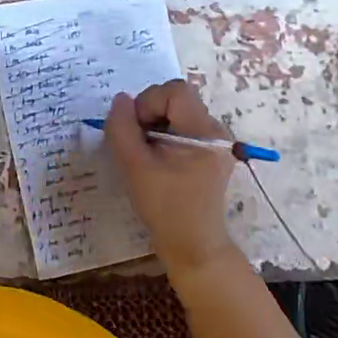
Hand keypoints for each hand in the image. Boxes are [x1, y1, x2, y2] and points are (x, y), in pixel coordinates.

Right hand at [103, 80, 242, 274]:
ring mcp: (216, 143)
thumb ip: (122, 128)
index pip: (175, 90)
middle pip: (177, 98)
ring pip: (178, 113)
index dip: (149, 102)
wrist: (194, 247)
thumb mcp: (134, 166)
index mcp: (204, 131)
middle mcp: (216, 131)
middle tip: (138, 143)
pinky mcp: (210, 154)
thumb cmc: (165, 207)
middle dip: (150, 113)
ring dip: (155, 125)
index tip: (137, 131)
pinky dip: (164, 136)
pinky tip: (157, 160)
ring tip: (146, 154)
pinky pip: (183, 128)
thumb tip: (121, 100)